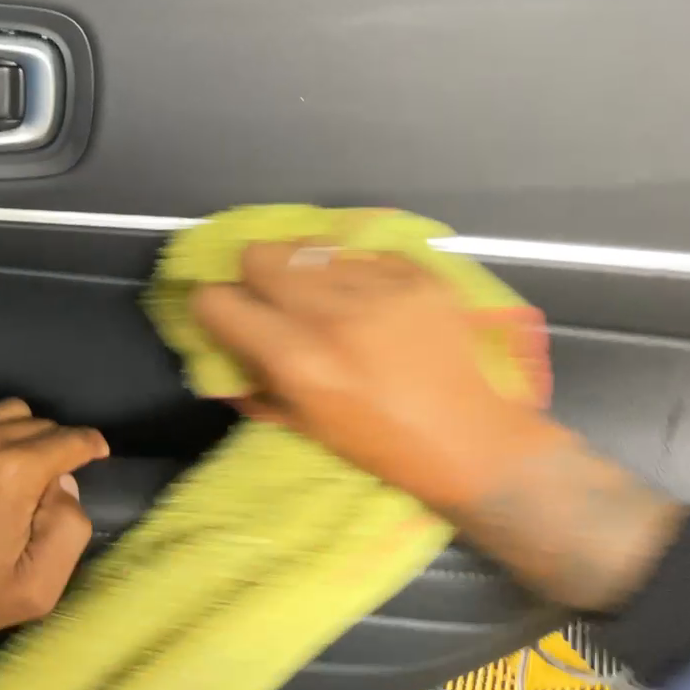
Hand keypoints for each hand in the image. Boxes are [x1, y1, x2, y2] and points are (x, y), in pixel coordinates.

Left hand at [0, 371, 108, 658]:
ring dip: (18, 432)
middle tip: (44, 486)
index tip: (96, 454)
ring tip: (11, 466)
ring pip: (5, 409)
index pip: (69, 440)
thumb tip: (65, 483)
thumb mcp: (41, 584)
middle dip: (53, 450)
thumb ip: (71, 526)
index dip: (90, 447)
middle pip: (40, 425)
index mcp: (13, 474)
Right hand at [191, 242, 682, 611]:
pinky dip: (349, 273)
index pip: (217, 301)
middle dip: (254, 278)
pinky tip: (369, 300)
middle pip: (256, 255)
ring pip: (304, 245)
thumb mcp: (302, 423)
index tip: (226, 318)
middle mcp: (333, 314)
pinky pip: (356, 253)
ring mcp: (380, 288)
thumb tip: (221, 342)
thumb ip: (254, 377)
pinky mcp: (417, 275)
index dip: (213, 309)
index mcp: (299, 360)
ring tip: (322, 295)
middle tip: (273, 301)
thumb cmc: (379, 445)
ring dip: (301, 270)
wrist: (476, 442)